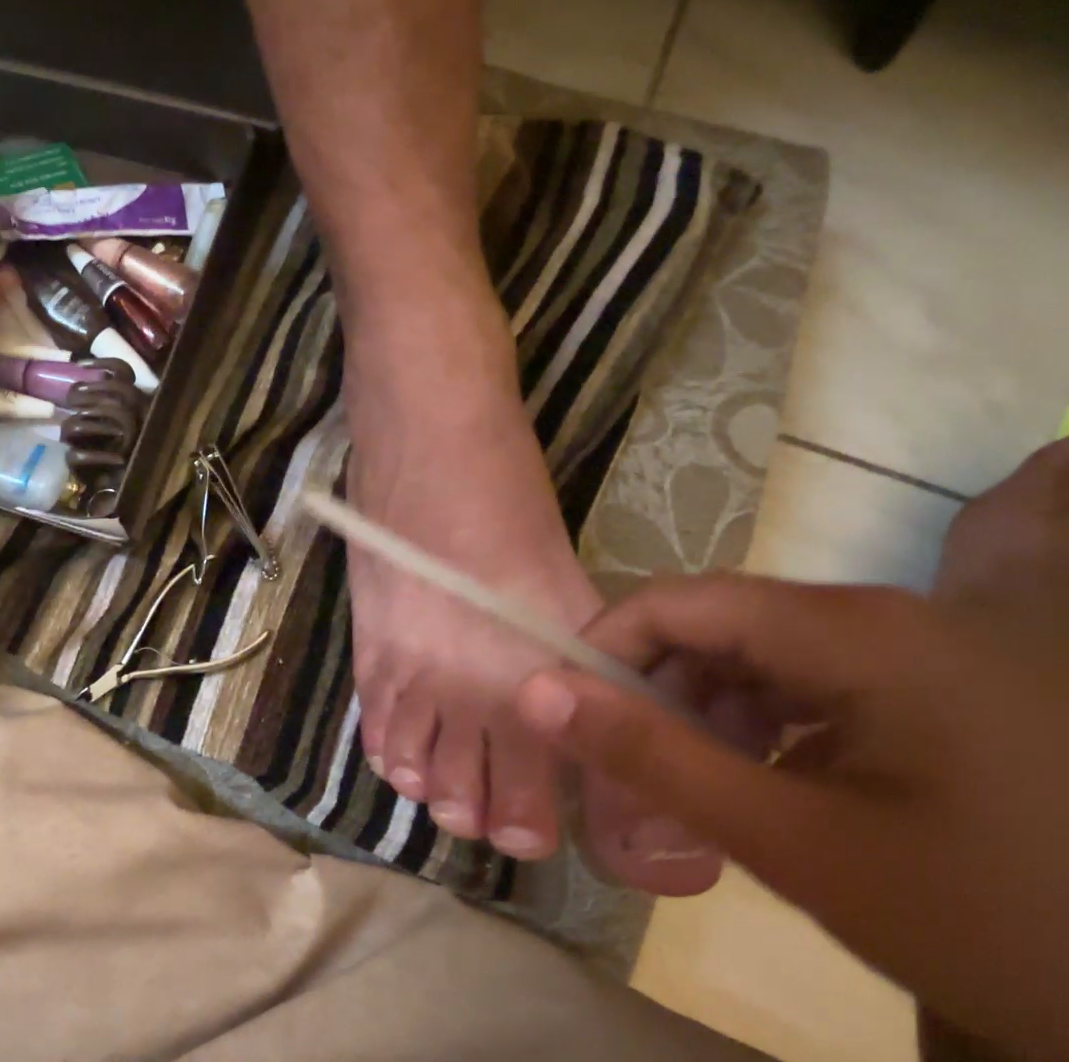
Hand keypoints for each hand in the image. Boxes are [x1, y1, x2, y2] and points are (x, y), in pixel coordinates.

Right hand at [345, 411, 601, 856]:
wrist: (427, 458)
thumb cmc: (514, 512)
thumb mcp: (572, 589)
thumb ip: (584, 666)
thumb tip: (599, 720)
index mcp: (537, 680)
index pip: (542, 788)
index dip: (539, 823)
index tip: (542, 824)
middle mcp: (472, 696)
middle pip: (475, 798)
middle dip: (490, 821)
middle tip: (497, 813)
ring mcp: (412, 680)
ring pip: (421, 778)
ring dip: (438, 794)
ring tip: (449, 788)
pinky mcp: (368, 658)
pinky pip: (376, 737)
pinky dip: (394, 760)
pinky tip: (408, 756)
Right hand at [515, 573, 1068, 1057]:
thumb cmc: (980, 914)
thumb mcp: (791, 841)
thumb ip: (650, 758)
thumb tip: (534, 691)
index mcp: (859, 634)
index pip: (679, 602)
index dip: (603, 647)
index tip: (565, 715)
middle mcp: (896, 618)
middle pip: (721, 625)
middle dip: (654, 690)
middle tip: (621, 766)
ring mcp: (930, 652)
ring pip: (766, 655)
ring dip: (705, 712)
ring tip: (688, 783)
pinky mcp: (949, 690)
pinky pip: (820, 682)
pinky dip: (767, 724)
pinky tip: (764, 783)